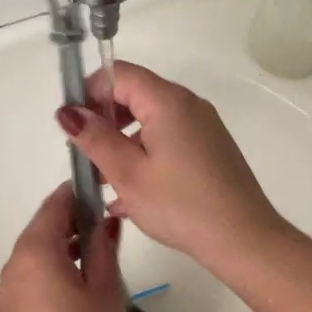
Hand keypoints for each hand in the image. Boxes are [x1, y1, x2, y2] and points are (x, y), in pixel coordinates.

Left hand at [0, 184, 125, 311]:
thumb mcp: (105, 289)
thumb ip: (103, 247)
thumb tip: (105, 220)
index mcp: (36, 251)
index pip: (54, 205)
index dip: (77, 192)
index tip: (100, 189)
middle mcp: (14, 262)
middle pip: (41, 226)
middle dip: (70, 218)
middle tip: (103, 221)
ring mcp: (7, 285)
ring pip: (35, 250)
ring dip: (61, 242)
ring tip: (93, 251)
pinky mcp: (8, 305)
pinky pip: (29, 271)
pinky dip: (50, 264)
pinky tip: (74, 279)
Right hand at [55, 61, 283, 267]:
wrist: (242, 238)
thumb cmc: (180, 205)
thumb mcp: (128, 173)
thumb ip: (95, 138)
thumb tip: (68, 111)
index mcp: (167, 102)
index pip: (119, 74)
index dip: (89, 91)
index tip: (72, 125)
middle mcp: (188, 105)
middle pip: (135, 94)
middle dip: (104, 119)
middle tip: (85, 155)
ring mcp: (202, 127)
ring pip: (150, 121)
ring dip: (121, 142)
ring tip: (103, 181)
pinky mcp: (209, 149)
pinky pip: (167, 140)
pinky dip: (144, 155)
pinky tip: (129, 194)